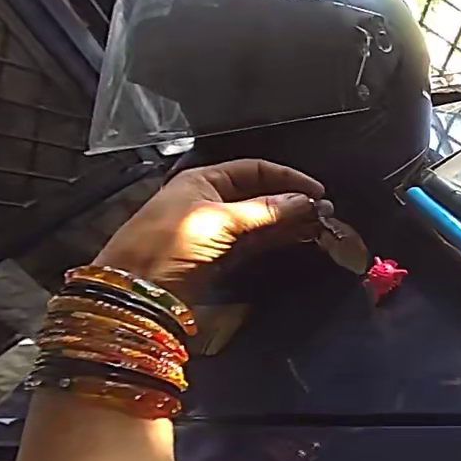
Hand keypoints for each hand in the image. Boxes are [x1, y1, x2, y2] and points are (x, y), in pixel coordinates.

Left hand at [93, 159, 329, 296]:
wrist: (136, 291)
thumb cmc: (165, 244)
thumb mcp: (218, 219)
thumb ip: (265, 210)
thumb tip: (304, 201)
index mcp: (204, 180)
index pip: (255, 169)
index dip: (287, 178)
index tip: (316, 191)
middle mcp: (213, 200)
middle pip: (261, 194)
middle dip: (292, 201)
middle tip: (323, 212)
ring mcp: (218, 230)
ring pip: (263, 219)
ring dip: (290, 221)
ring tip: (319, 225)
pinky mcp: (222, 256)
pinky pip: (257, 241)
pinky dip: (279, 238)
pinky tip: (300, 237)